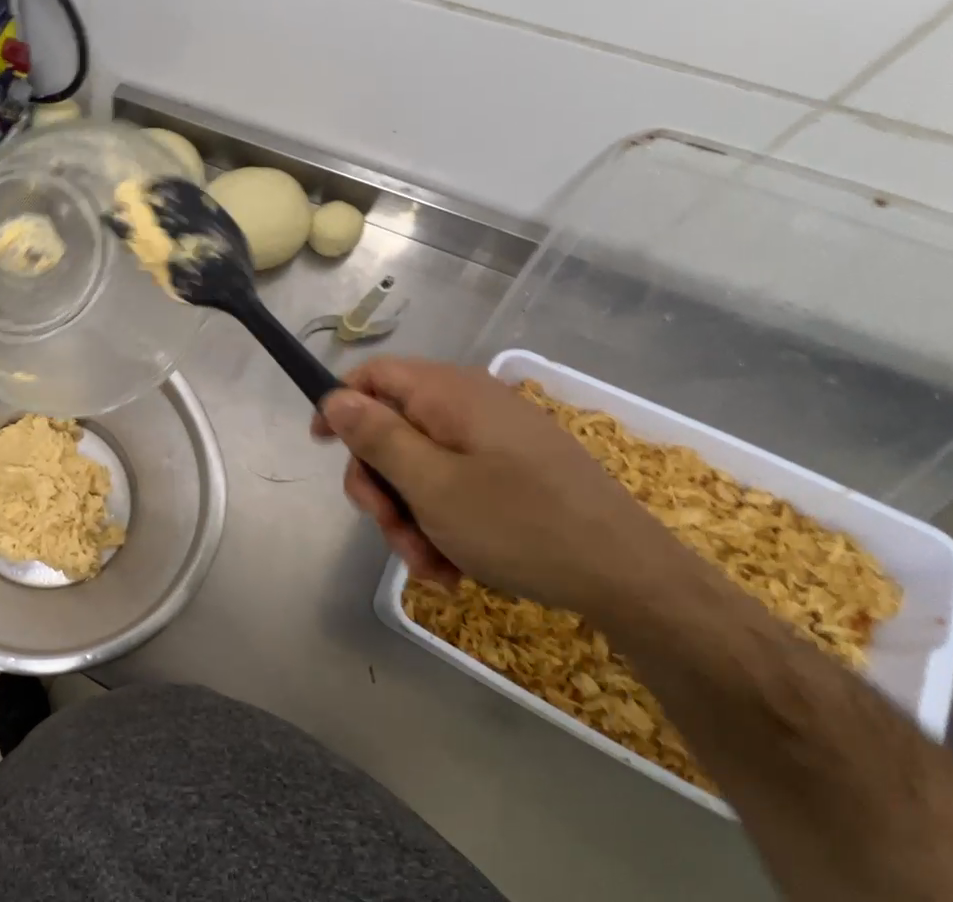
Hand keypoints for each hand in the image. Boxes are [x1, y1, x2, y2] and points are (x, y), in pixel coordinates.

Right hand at [313, 356, 681, 613]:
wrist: (629, 577)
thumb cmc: (519, 524)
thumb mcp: (430, 484)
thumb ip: (376, 436)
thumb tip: (334, 397)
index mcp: (449, 395)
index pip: (373, 375)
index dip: (339, 406)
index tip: (322, 449)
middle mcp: (472, 406)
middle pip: (393, 430)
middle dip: (381, 486)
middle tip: (389, 530)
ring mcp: (497, 440)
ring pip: (422, 467)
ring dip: (411, 517)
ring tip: (430, 565)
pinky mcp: (517, 472)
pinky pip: (458, 486)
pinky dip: (444, 523)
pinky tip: (454, 565)